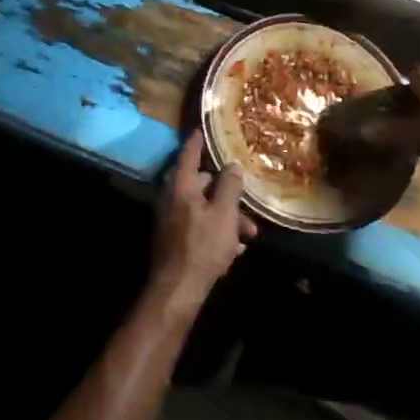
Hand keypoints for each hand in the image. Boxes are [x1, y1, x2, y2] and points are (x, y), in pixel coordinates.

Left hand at [151, 130, 256, 303]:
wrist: (177, 290)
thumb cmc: (202, 246)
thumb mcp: (224, 214)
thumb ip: (229, 186)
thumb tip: (232, 165)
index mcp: (180, 185)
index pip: (188, 153)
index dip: (198, 141)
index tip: (203, 129)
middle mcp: (171, 197)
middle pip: (201, 184)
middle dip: (227, 194)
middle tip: (248, 205)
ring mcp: (170, 219)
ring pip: (203, 208)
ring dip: (226, 218)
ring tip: (248, 236)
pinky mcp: (173, 239)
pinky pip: (198, 226)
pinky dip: (216, 232)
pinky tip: (234, 250)